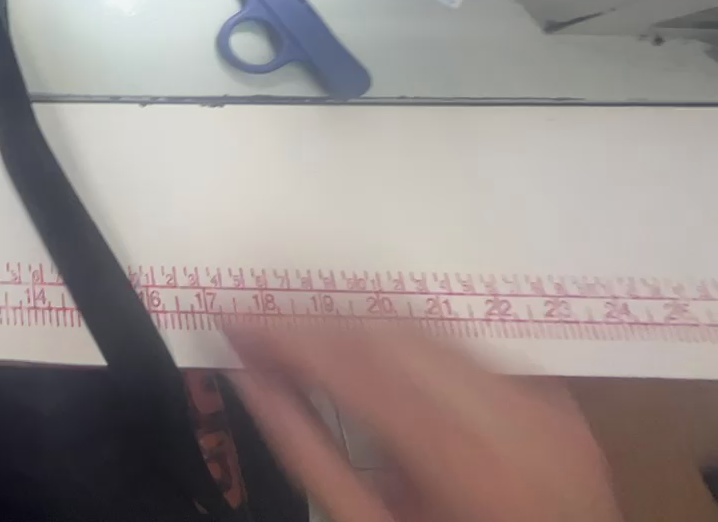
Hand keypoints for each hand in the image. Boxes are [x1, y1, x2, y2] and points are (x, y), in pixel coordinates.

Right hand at [228, 326, 620, 521]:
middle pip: (379, 332)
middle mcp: (509, 415)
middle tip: (251, 320)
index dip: (278, 334)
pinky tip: (362, 336)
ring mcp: (537, 400)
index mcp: (462, 458)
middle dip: (305, 319)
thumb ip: (305, 450)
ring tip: (297, 326)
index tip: (226, 319)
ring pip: (416, 323)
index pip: (348, 365)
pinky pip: (457, 337)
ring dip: (346, 317)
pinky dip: (399, 328)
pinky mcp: (549, 395)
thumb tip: (244, 372)